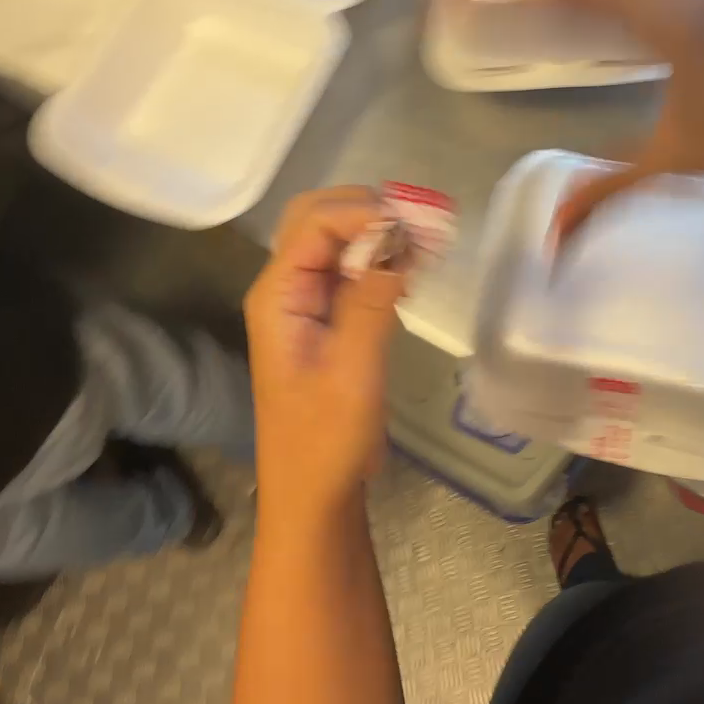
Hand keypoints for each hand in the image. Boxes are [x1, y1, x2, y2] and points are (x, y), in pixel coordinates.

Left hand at [244, 187, 407, 515]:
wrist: (315, 492)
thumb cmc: (325, 440)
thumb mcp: (351, 372)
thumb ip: (371, 302)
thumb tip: (400, 241)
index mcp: (278, 295)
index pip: (316, 223)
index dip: (366, 213)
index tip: (419, 224)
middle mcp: (287, 288)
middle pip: (319, 218)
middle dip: (370, 210)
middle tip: (422, 223)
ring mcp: (307, 302)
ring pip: (338, 240)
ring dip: (379, 231)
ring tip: (425, 241)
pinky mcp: (329, 319)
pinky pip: (353, 270)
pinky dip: (382, 258)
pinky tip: (412, 269)